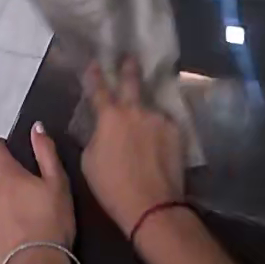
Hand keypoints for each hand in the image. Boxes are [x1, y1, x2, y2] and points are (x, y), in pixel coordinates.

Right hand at [81, 58, 185, 235]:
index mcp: (109, 116)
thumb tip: (100, 128)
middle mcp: (135, 110)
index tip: (94, 62)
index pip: (98, 88)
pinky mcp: (175, 133)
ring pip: (149, 107)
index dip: (94, 74)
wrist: (152, 205)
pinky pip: (162, 124)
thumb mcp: (89, 159)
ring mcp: (158, 119)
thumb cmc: (112, 185)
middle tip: (129, 58)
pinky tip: (157, 140)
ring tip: (144, 118)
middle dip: (128, 68)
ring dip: (145, 109)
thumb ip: (94, 136)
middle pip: (131, 82)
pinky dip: (158, 128)